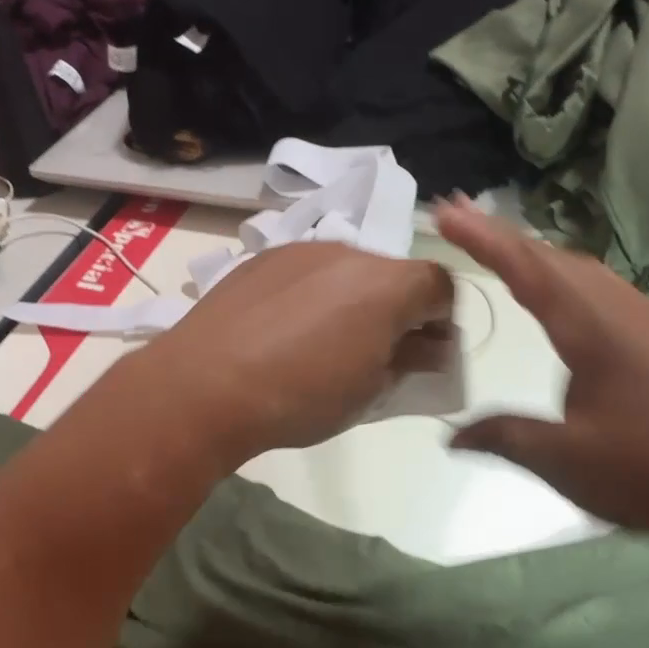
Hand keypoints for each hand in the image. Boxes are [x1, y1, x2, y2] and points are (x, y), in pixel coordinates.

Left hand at [132, 241, 454, 461]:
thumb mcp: (369, 392)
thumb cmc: (302, 397)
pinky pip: (305, 274)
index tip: (427, 355)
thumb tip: (426, 348)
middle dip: (397, 311)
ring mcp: (300, 251)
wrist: (206, 386)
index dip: (442, 320)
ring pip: (346, 271)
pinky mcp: (260, 260)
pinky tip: (284, 335)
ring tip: (323, 347)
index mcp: (388, 284)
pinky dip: (311, 297)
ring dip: (352, 302)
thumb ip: (408, 362)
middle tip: (378, 356)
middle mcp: (349, 253)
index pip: (441, 286)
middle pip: (392, 275)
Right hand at [438, 201, 648, 537]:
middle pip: (557, 259)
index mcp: (593, 327)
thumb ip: (506, 437)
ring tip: (502, 252)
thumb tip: (453, 435)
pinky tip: (565, 302)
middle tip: (461, 220)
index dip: (483, 238)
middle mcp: (623, 310)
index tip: (445, 211)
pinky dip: (568, 281)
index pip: (527, 269)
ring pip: (586, 273)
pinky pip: (605, 292)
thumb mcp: (566, 460)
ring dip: (540, 257)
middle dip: (505, 237)